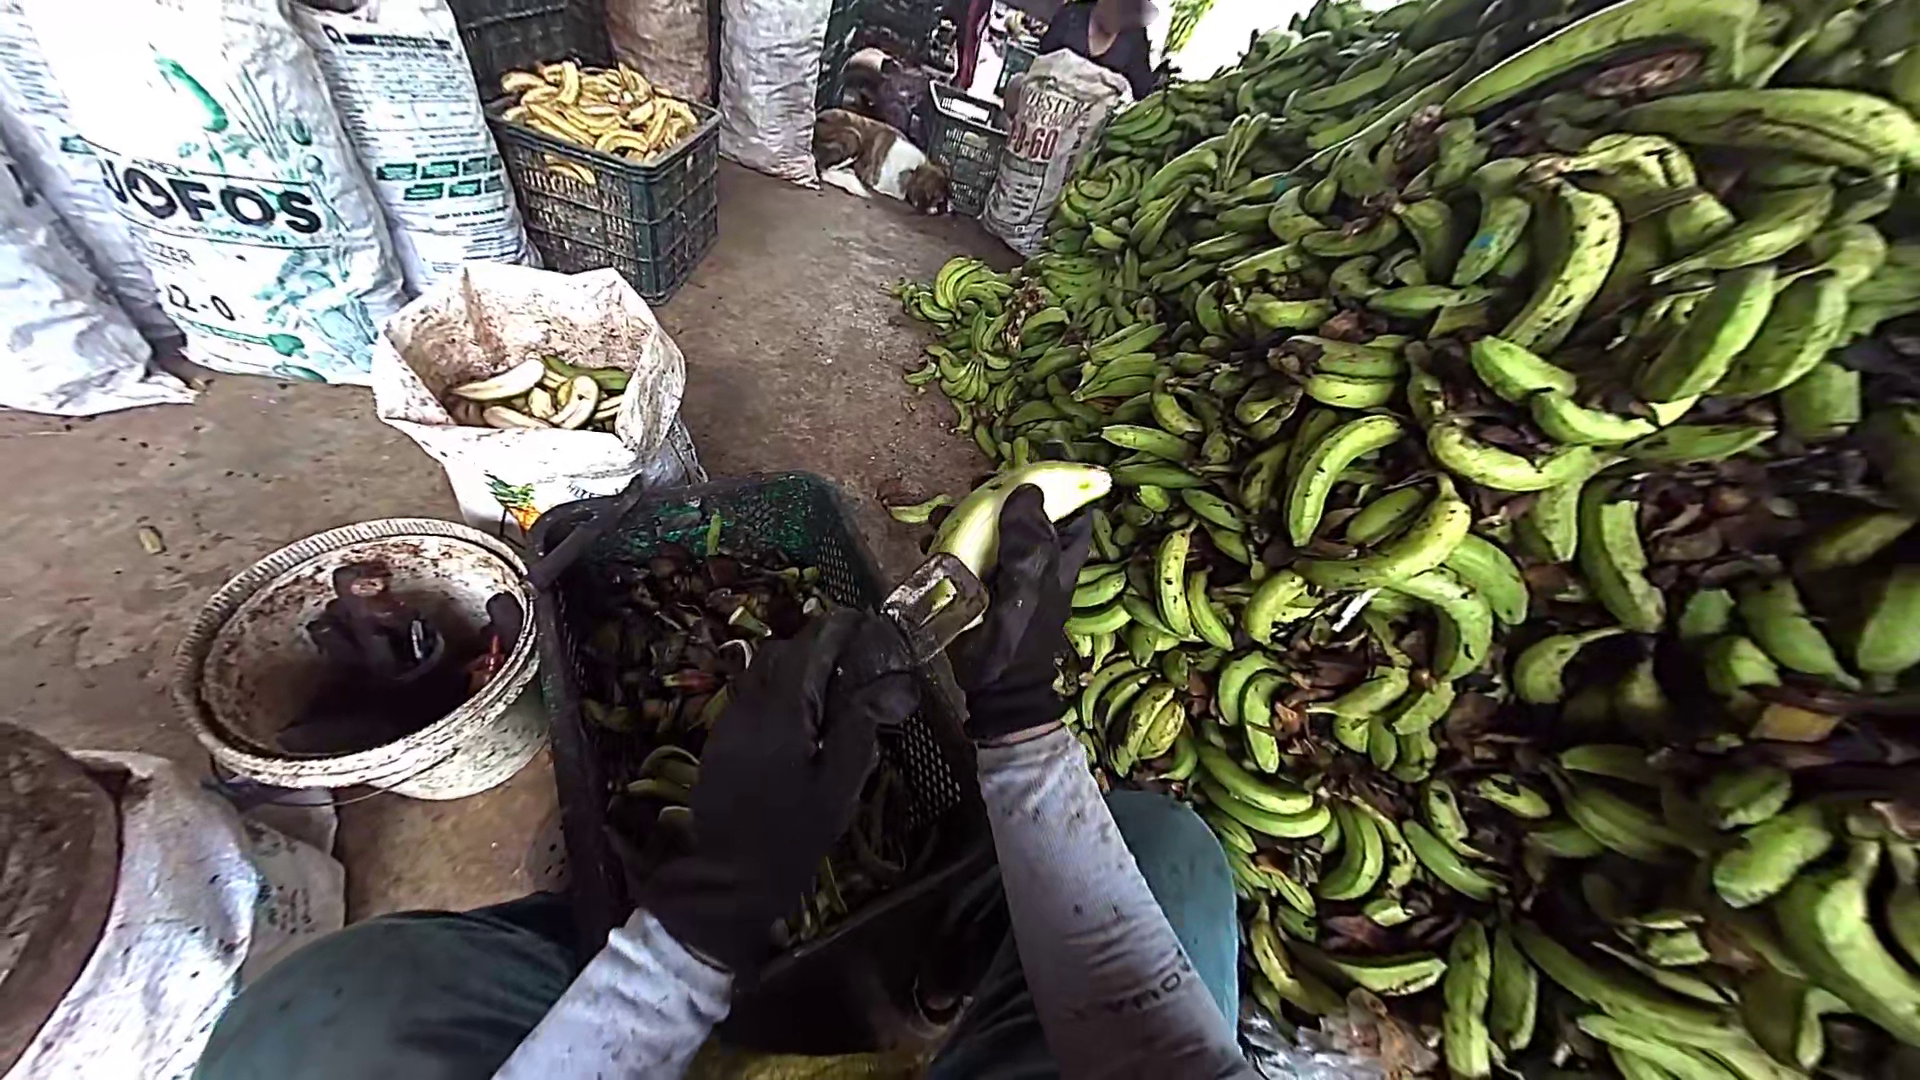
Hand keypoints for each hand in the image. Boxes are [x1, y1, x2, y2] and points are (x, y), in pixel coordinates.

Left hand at [642, 608, 917, 972]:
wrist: (729, 878)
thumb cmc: (794, 832)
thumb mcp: (839, 785)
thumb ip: (861, 727)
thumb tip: (893, 685)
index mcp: (783, 713)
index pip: (808, 649)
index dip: (835, 627)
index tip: (859, 618)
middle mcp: (750, 705)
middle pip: (780, 651)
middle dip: (814, 641)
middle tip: (847, 650)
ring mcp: (729, 720)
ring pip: (760, 669)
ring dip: (792, 662)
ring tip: (824, 677)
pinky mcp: (720, 737)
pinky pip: (749, 692)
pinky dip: (776, 684)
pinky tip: (795, 709)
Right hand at [951, 485, 1091, 741]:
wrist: (995, 682)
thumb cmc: (1021, 638)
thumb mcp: (1030, 586)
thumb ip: (1029, 539)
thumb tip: (1025, 490)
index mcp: (1059, 551)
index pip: (1075, 504)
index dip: (1063, 476)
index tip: (1041, 453)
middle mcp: (1035, 552)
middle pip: (1025, 505)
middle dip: (1001, 490)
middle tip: (978, 483)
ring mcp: (1006, 564)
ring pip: (990, 522)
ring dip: (966, 512)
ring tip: (942, 513)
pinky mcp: (980, 577)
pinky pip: (964, 546)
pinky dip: (946, 538)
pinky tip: (927, 540)